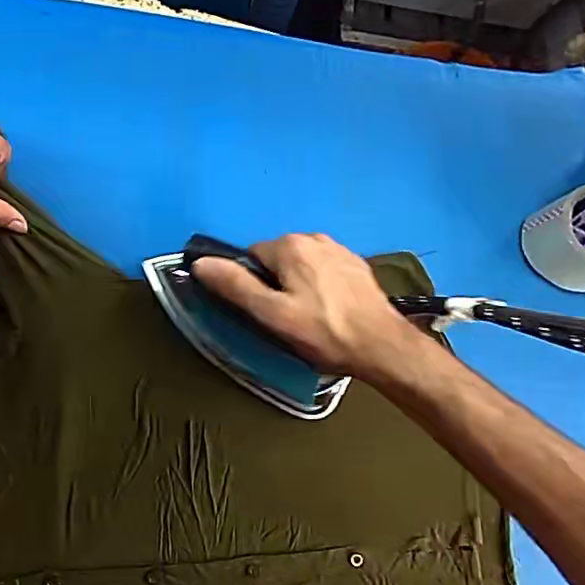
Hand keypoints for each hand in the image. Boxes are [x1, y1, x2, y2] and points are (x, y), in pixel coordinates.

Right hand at [191, 233, 429, 381]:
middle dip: (275, 285)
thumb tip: (201, 263)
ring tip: (310, 318)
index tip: (265, 312)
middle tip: (287, 319)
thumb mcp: (272, 314)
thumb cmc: (323, 332)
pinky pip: (323, 270)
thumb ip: (235, 286)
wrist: (383, 346)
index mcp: (289, 245)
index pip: (250, 258)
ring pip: (300, 265)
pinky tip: (331, 311)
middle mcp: (314, 237)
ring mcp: (339, 249)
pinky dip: (320, 286)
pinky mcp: (356, 265)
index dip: (251, 286)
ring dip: (298, 285)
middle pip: (275, 259)